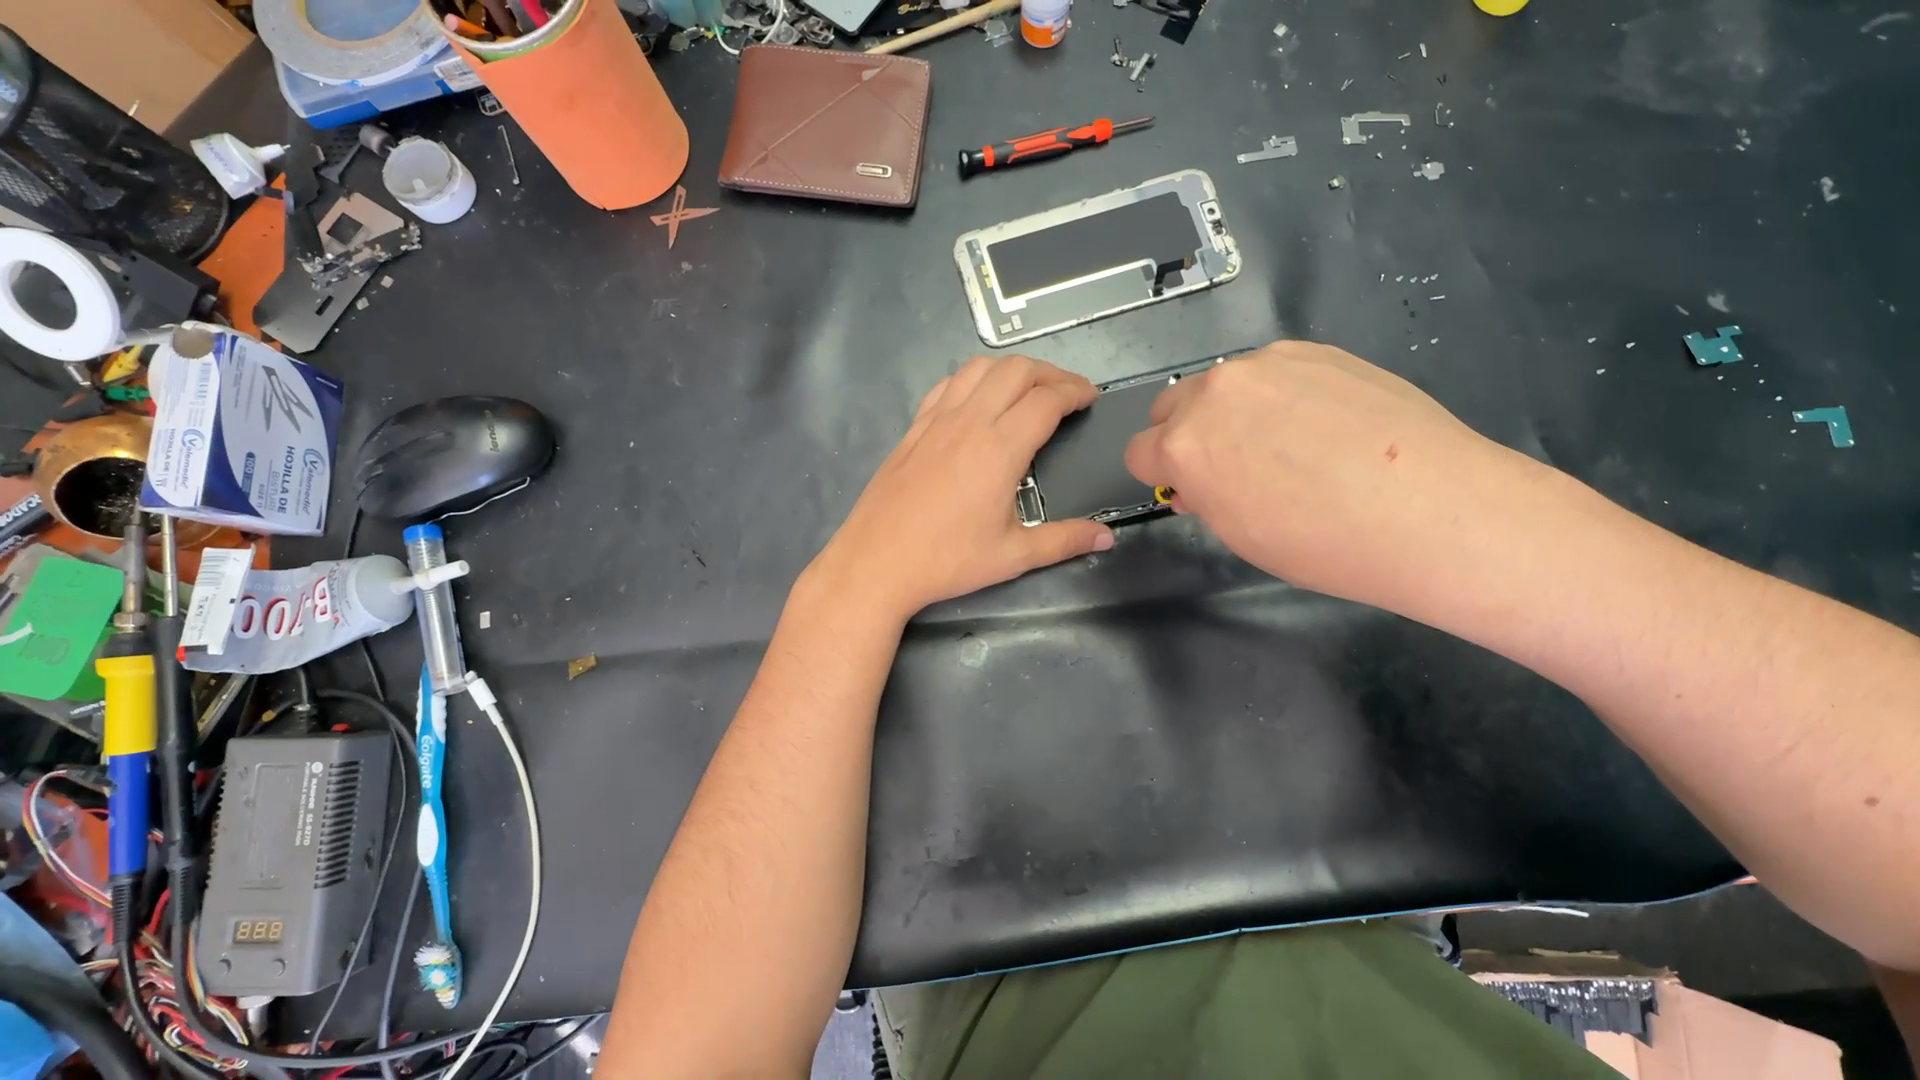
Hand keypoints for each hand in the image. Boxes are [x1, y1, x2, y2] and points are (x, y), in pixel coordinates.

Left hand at [809, 355, 1113, 620]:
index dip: (1075, 392)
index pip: (1046, 400)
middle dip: (1050, 373)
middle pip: (1016, 370)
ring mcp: (937, 420)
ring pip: (979, 368)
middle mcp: (969, 422)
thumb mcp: (1012, 556)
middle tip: (1068, 392)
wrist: (875, 562)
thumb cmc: (947, 561)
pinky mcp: (914, 428)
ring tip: (1028, 389)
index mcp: (1000, 448)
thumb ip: (1064, 540)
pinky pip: (947, 385)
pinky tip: (978, 398)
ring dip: (1011, 369)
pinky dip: (973, 379)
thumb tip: (1107, 537)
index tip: (1091, 398)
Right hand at [1124, 341, 1545, 613]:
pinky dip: (1280, 392)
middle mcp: (1214, 393)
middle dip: (1187, 435)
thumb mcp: (1241, 535)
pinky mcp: (1315, 349)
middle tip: (1234, 465)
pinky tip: (1324, 423)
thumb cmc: (1325, 543)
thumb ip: (1204, 497)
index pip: (1140, 453)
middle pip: (1170, 406)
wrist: (1429, 508)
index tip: (1194, 491)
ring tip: (1289, 442)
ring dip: (1232, 409)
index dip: (1163, 477)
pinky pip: (1272, 370)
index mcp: (1184, 446)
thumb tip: (1198, 482)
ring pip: (1222, 383)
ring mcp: (1266, 364)